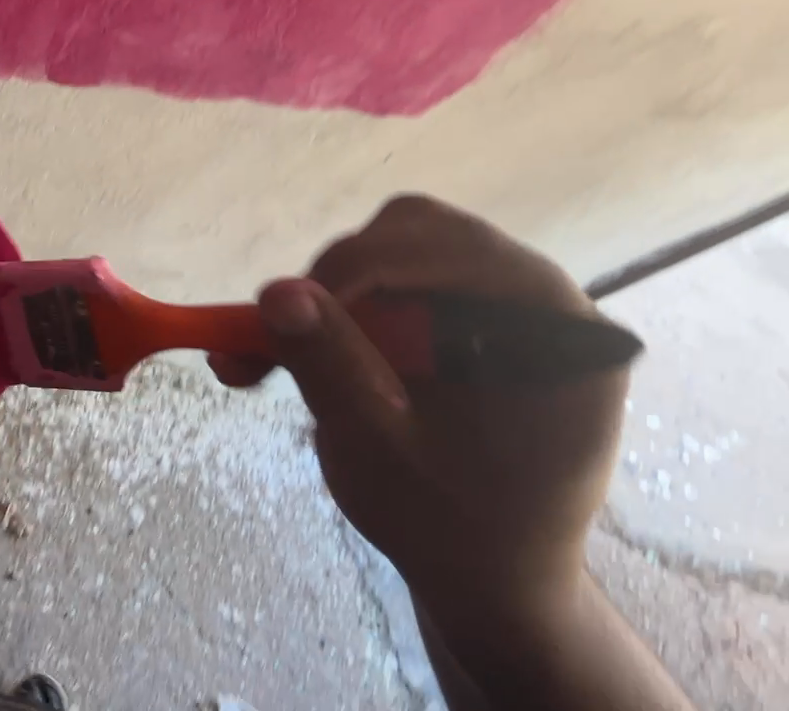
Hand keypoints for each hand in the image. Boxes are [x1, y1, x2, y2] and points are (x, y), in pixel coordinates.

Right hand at [256, 195, 627, 626]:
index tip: (282, 316)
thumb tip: (273, 291)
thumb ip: (330, 365)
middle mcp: (528, 302)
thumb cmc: (450, 525)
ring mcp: (490, 308)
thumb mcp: (377, 451)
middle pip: (411, 235)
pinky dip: (322, 316)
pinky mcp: (452, 322)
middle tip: (276, 336)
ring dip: (316, 301)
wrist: (485, 574)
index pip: (443, 248)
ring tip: (261, 360)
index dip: (352, 268)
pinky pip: (377, 285)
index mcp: (548, 328)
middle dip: (330, 281)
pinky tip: (278, 359)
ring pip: (383, 254)